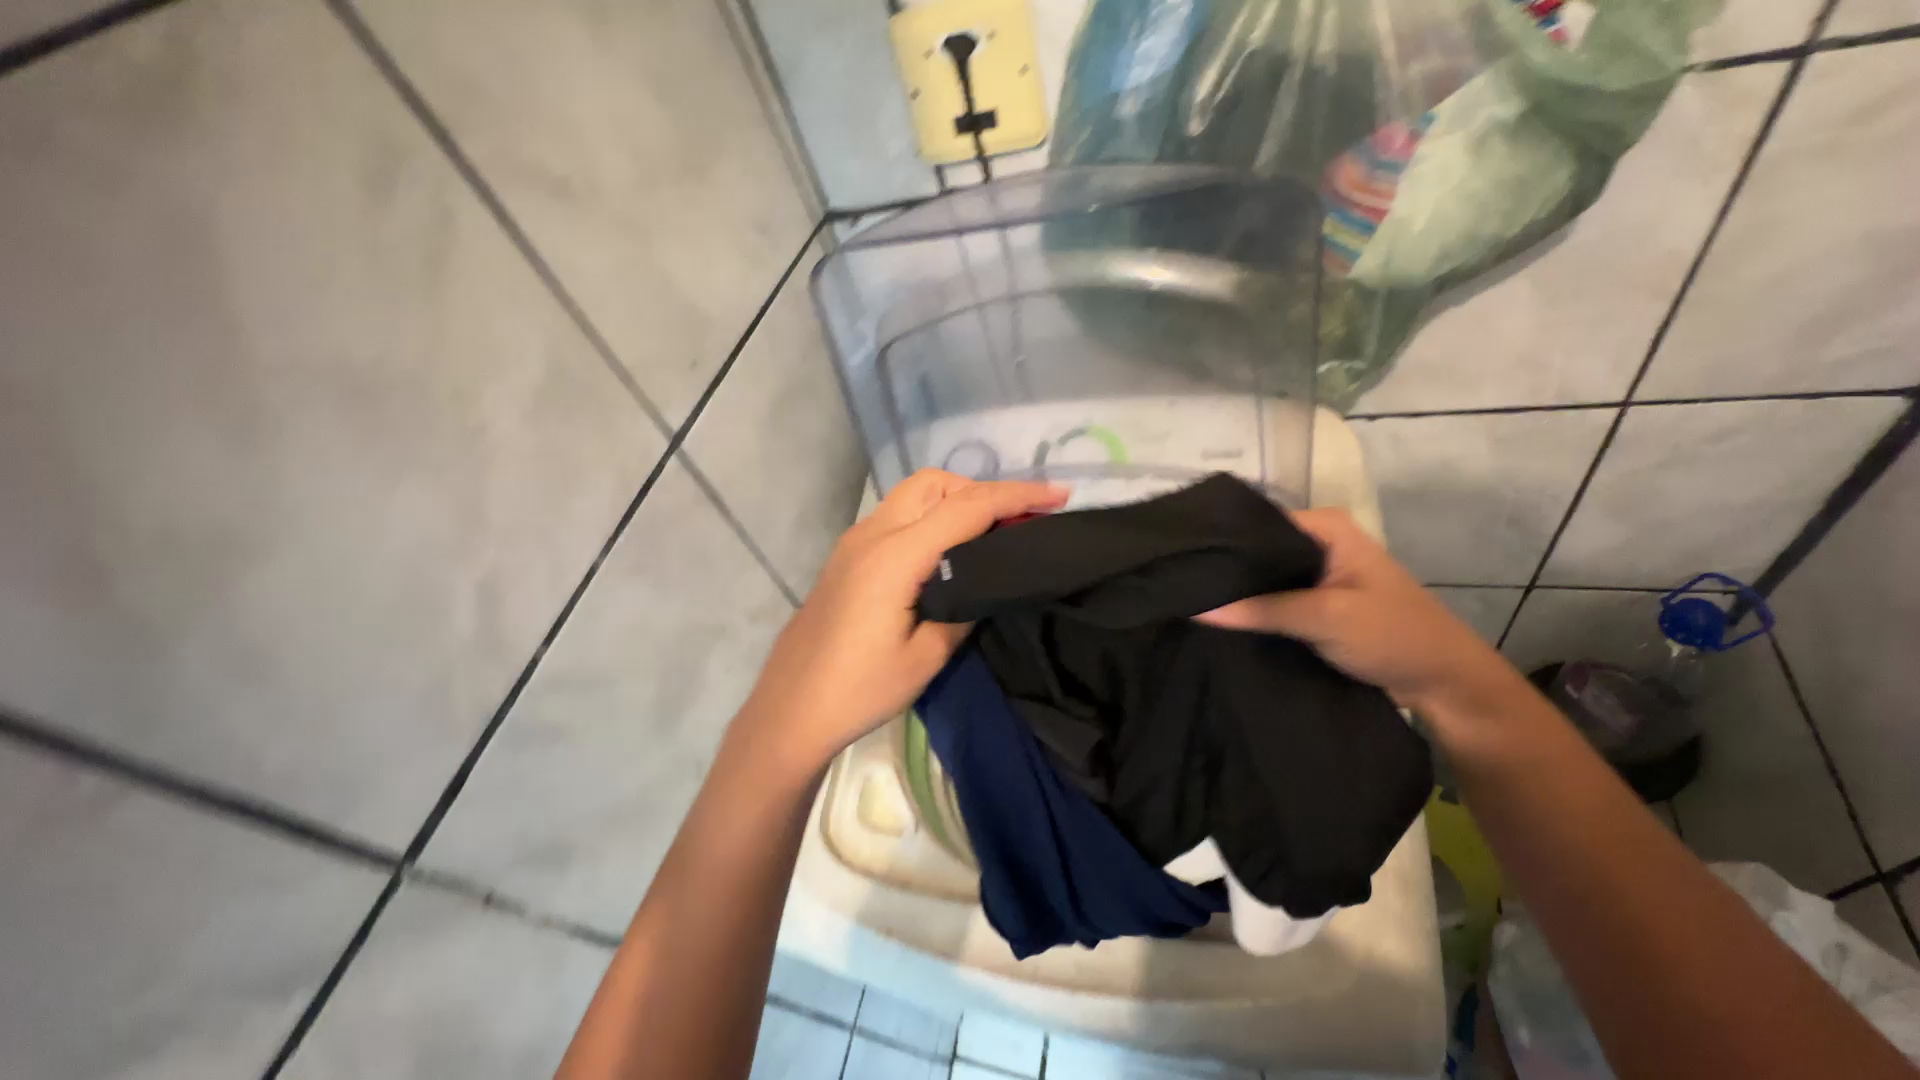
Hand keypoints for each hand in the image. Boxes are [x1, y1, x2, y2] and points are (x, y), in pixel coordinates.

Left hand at [740, 469, 1066, 768]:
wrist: (790, 709)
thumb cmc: (859, 690)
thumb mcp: (926, 657)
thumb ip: (964, 610)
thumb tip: (987, 583)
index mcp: (895, 556)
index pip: (966, 508)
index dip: (1017, 496)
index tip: (1060, 495)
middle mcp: (872, 534)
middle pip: (935, 482)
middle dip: (982, 489)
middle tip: (1018, 521)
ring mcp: (854, 542)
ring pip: (912, 494)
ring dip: (954, 499)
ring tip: (988, 534)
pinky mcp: (847, 556)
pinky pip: (897, 515)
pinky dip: (930, 515)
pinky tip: (949, 551)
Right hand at [1197, 508, 1514, 713]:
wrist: (1442, 684)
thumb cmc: (1393, 636)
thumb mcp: (1325, 618)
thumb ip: (1261, 610)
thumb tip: (1196, 608)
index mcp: (1326, 527)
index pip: (1258, 522)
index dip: (1221, 541)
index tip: (1178, 560)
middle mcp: (1318, 543)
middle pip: (1257, 550)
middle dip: (1223, 569)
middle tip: (1174, 584)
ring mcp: (1316, 575)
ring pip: (1262, 578)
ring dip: (1235, 593)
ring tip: (1184, 600)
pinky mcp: (1313, 605)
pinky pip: (1272, 601)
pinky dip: (1251, 611)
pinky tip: (1215, 619)